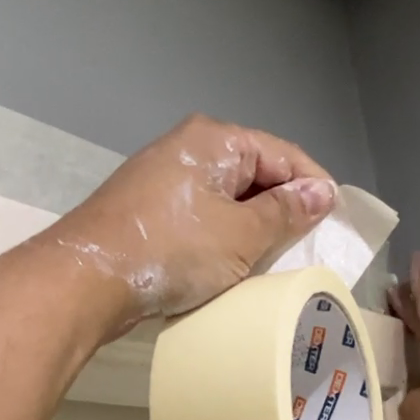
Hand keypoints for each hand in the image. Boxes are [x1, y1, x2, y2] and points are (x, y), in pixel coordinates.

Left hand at [42, 114, 337, 330]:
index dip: (315, 189)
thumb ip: (286, 212)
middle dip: (283, 210)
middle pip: (255, 174)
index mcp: (216, 139)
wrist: (85, 280)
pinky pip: (201, 217)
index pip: (285, 155)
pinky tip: (230, 266)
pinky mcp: (148, 210)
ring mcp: (163, 179)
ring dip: (252, 229)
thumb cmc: (171, 250)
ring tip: (272, 263)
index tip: (335, 228)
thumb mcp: (241, 235)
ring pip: (227, 199)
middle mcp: (189, 148)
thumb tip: (322, 193)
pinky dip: (221, 239)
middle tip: (306, 250)